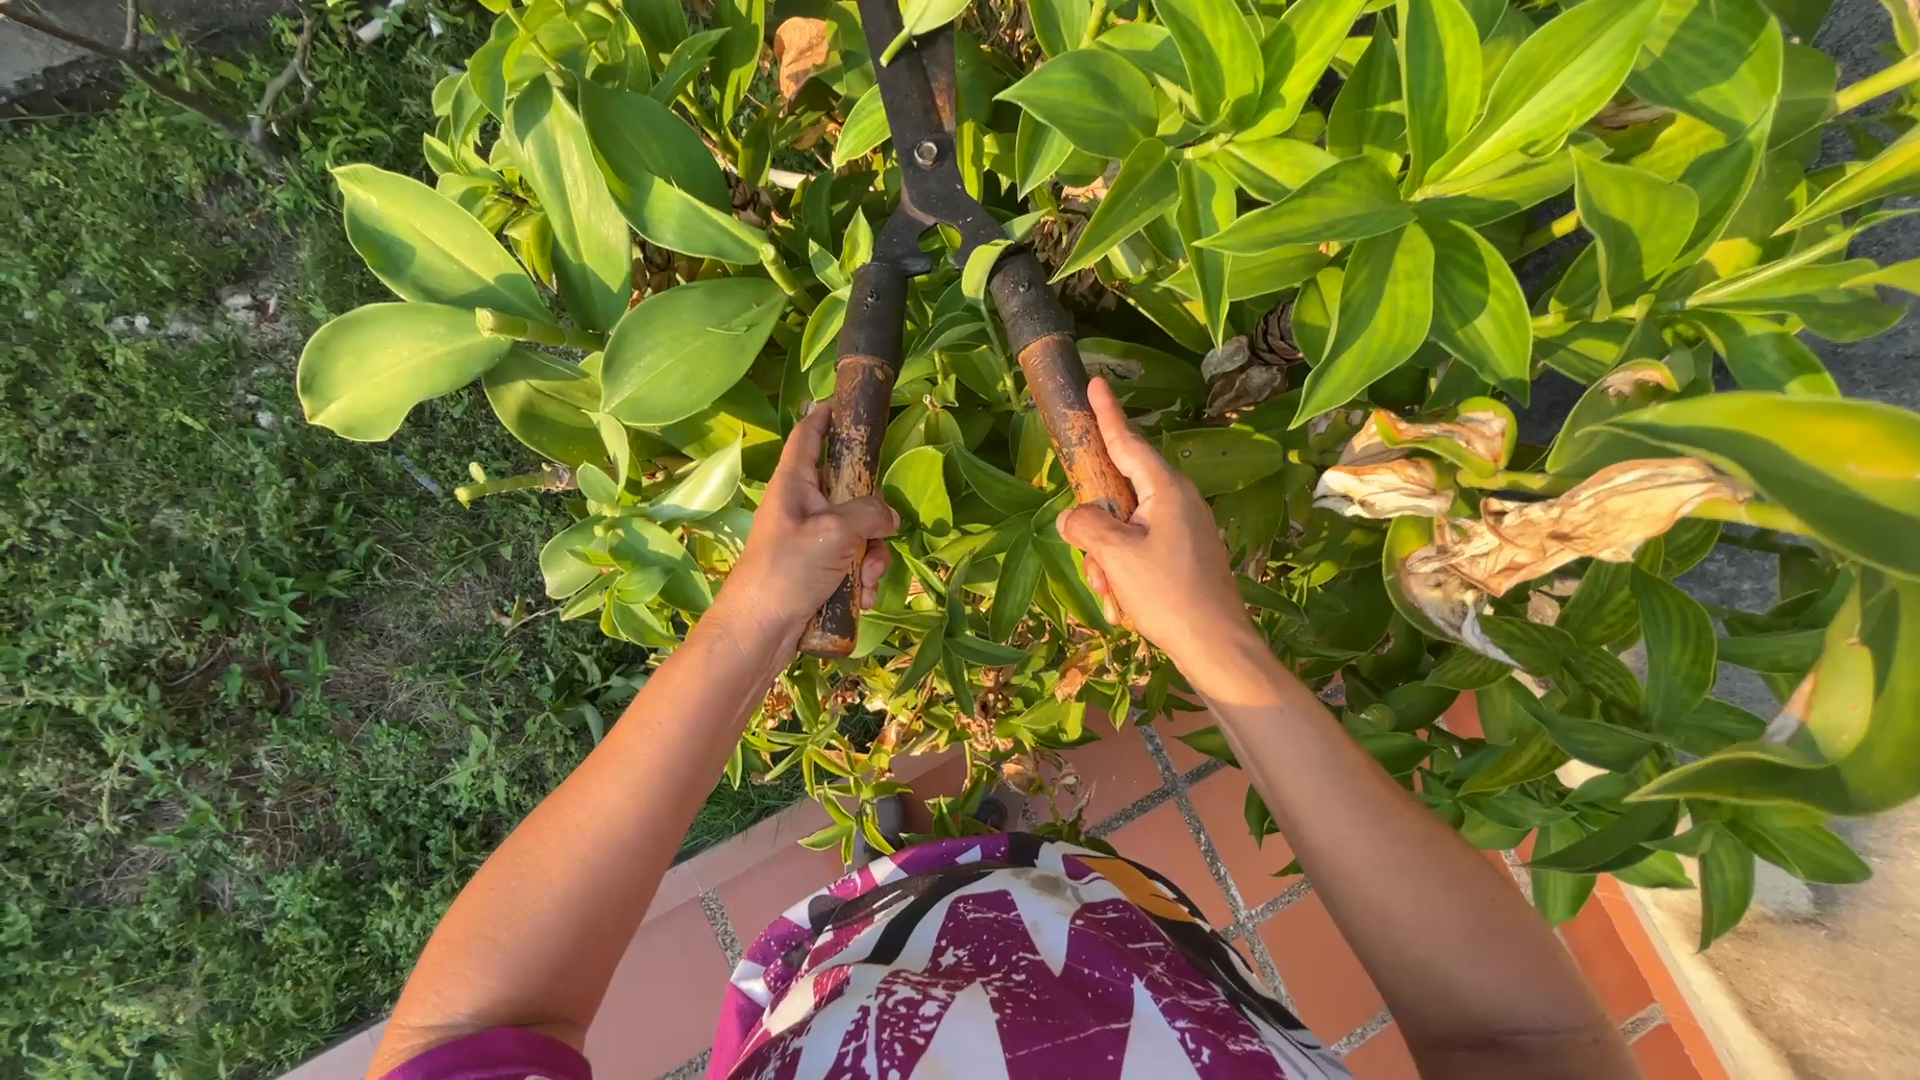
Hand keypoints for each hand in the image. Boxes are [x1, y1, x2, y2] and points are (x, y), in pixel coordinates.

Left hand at [711, 403, 897, 649]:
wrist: (758, 632)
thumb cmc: (786, 570)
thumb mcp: (834, 533)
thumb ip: (869, 515)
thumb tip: (891, 518)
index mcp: (794, 484)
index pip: (808, 436)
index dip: (825, 416)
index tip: (846, 405)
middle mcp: (802, 508)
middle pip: (850, 493)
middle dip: (873, 519)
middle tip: (879, 535)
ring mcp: (809, 542)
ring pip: (859, 535)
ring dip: (871, 558)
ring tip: (864, 581)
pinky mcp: (817, 573)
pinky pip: (852, 565)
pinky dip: (862, 580)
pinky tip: (862, 598)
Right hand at [1056, 379, 1256, 669]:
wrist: (1216, 645)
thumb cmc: (1168, 593)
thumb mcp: (1115, 555)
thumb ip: (1085, 526)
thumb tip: (1072, 517)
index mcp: (1166, 490)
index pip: (1128, 442)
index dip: (1108, 414)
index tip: (1096, 383)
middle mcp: (1179, 502)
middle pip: (1120, 495)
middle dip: (1096, 529)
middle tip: (1092, 563)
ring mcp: (1184, 529)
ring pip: (1126, 528)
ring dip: (1108, 558)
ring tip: (1111, 594)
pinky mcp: (1185, 555)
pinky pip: (1141, 549)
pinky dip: (1124, 571)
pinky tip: (1123, 603)